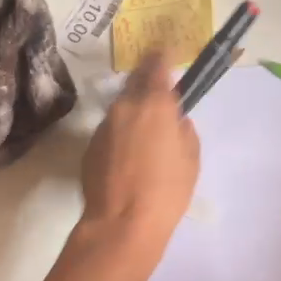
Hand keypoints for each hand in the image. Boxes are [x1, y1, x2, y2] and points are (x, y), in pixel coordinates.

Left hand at [80, 53, 200, 246]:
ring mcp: (103, 127)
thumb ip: (182, 130)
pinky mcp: (90, 147)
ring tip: (145, 139)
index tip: (168, 56)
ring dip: (133, 114)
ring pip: (121, 109)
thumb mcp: (190, 158)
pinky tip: (128, 160)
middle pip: (135, 83)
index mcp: (155, 104)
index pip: (157, 64)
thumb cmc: (166, 192)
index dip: (163, 58)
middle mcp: (125, 107)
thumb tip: (174, 121)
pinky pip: (110, 132)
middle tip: (159, 97)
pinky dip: (120, 138)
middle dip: (147, 84)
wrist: (122, 223)